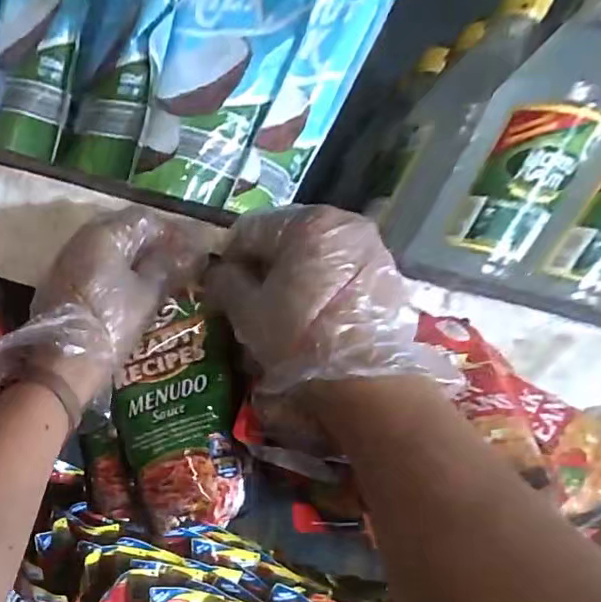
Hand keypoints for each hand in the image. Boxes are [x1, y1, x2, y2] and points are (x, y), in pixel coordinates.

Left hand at [0, 207, 204, 419]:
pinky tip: (127, 296)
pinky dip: (112, 277)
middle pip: (123, 234)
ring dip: (131, 263)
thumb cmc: (109, 328)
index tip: (192, 252)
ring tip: (156, 283)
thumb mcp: (147, 296)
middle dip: (151, 247)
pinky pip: (91, 272)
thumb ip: (169, 267)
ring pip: (106, 254)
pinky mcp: (56, 289)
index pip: (145, 219)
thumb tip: (190, 252)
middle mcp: (79, 241)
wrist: (60, 368)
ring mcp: (64, 265)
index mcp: (104, 234)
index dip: (173, 233)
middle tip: (176, 267)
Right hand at [206, 206, 451, 394]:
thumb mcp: (246, 312)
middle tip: (246, 304)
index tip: (218, 288)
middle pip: (285, 241)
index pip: (249, 229)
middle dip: (261, 269)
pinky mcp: (384, 276)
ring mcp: (369, 248)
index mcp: (305, 224)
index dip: (227, 259)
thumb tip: (216, 272)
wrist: (362, 378)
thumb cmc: (296, 338)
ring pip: (312, 259)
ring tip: (277, 315)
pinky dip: (317, 290)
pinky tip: (309, 320)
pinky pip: (336, 275)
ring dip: (289, 280)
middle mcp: (343, 223)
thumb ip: (224, 284)